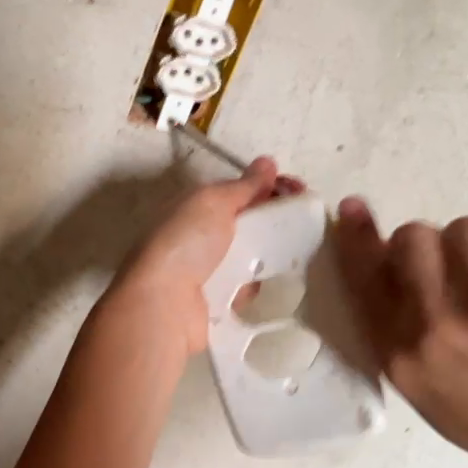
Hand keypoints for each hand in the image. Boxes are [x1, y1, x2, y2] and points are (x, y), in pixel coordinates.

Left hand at [104, 158, 297, 357]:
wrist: (163, 304)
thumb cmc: (185, 244)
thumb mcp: (212, 202)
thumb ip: (242, 186)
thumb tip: (267, 162)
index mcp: (192, 207)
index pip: (237, 191)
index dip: (268, 187)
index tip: (299, 190)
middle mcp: (196, 236)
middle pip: (244, 224)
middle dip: (273, 221)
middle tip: (305, 222)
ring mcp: (203, 270)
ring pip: (247, 257)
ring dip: (266, 256)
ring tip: (291, 255)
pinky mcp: (212, 301)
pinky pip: (242, 288)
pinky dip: (252, 287)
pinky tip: (268, 285)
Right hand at [335, 199, 467, 467]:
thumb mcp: (436, 396)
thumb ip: (407, 338)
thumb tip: (393, 278)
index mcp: (405, 356)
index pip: (364, 276)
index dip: (356, 236)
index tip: (353, 207)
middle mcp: (439, 321)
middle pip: (414, 235)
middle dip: (432, 245)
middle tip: (457, 270)